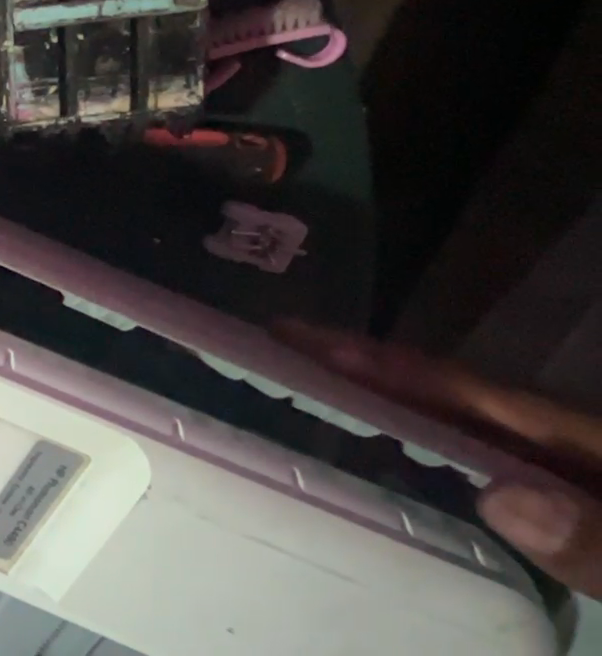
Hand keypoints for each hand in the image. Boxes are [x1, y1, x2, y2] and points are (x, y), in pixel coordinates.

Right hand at [275, 320, 601, 596]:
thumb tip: (497, 497)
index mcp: (596, 444)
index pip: (469, 394)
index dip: (377, 360)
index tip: (288, 331)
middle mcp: (582, 449)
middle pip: (458, 402)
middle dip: (364, 372)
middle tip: (272, 353)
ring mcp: (581, 479)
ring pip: (475, 435)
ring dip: (390, 408)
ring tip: (308, 390)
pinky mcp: (582, 510)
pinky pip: (493, 471)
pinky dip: (432, 454)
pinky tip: (397, 457)